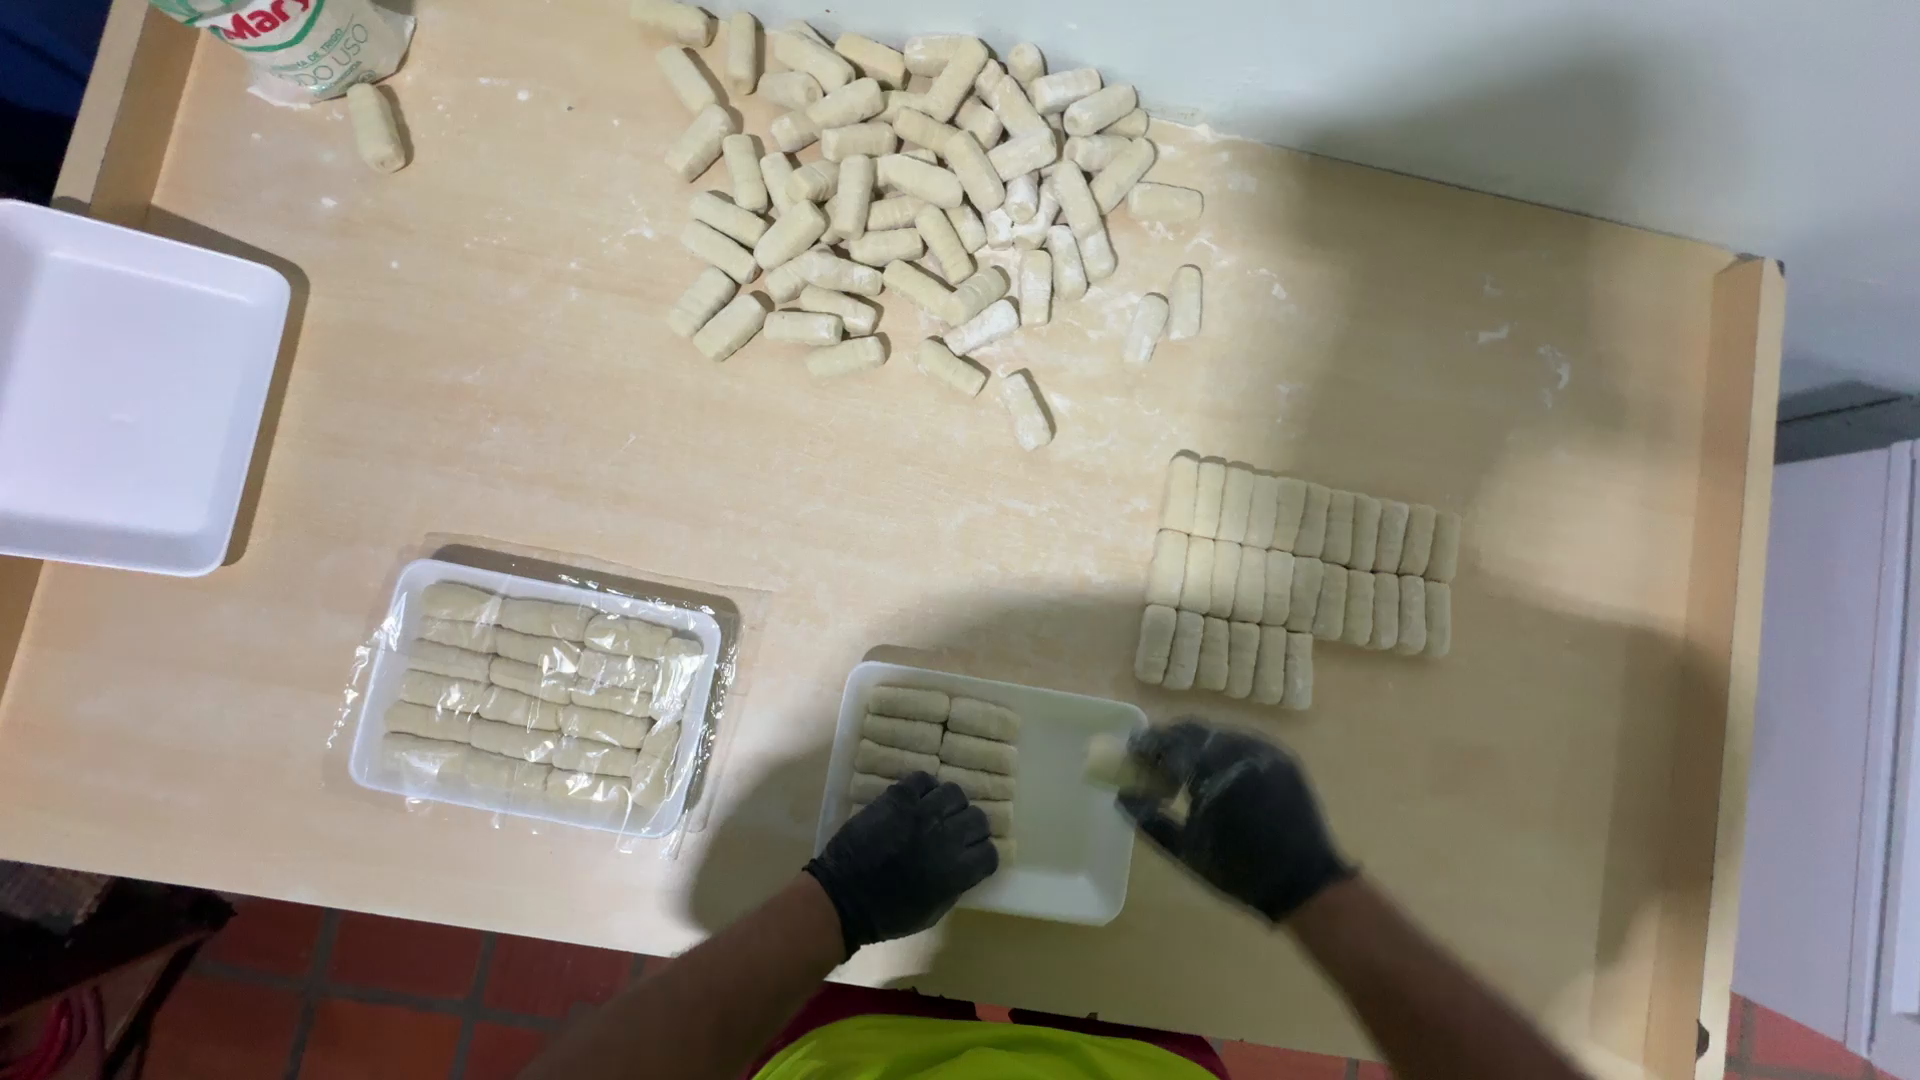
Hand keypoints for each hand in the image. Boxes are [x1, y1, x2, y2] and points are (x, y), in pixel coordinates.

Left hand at [803, 772, 997, 957]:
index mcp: (956, 871)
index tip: (972, 854)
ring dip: (950, 805)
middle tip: (956, 831)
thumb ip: (956, 885)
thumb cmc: (888, 913)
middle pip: (978, 819)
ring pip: (955, 793)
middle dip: (971, 827)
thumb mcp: (934, 912)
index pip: (990, 852)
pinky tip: (918, 799)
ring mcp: (921, 813)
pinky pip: (923, 779)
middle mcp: (945, 838)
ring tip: (937, 812)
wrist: (842, 896)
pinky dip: (925, 788)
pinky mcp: (898, 798)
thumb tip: (966, 863)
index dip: (982, 853)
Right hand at [1120, 719, 1353, 921]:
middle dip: (1169, 739)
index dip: (1147, 745)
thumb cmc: (1241, 873)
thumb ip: (1148, 819)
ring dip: (1195, 743)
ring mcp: (1266, 751)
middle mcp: (1242, 753)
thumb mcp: (1186, 852)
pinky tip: (1213, 769)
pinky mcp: (1282, 757)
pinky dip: (1220, 749)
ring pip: (1218, 733)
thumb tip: (1121, 794)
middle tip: (1152, 755)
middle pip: (1194, 731)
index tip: (1131, 751)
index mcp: (1216, 775)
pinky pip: (1243, 741)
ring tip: (1181, 763)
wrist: (1307, 885)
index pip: (1171, 744)